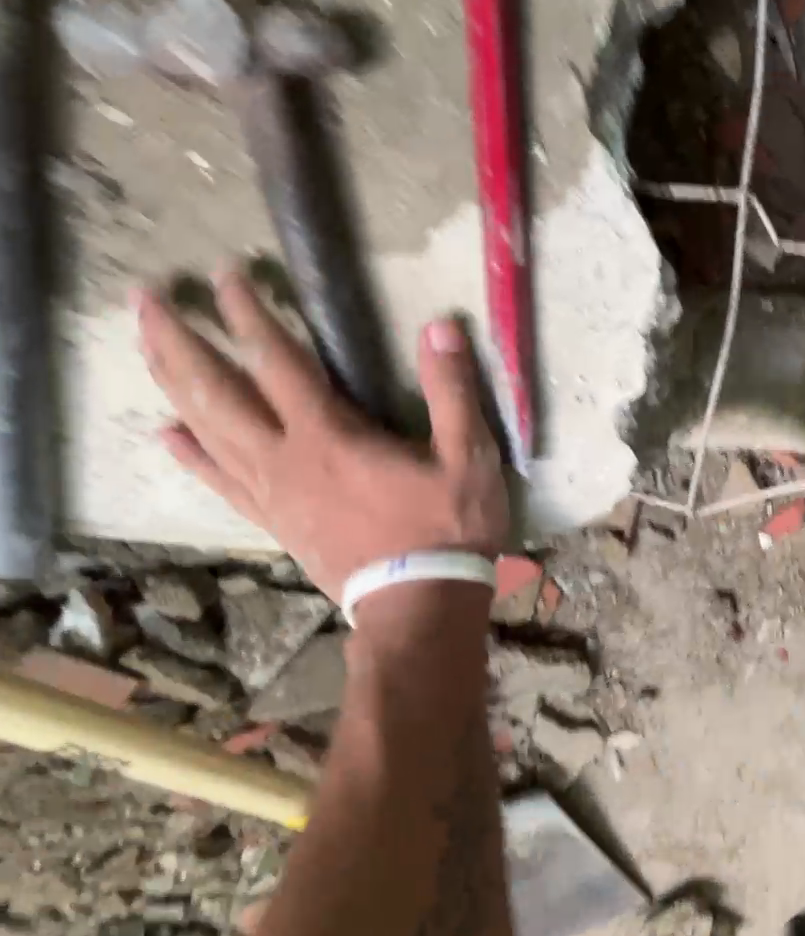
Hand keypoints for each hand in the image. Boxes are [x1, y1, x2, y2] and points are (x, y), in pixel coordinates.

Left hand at [136, 266, 509, 604]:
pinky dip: (190, 454)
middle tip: (147, 299)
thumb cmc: (449, 527)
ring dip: (171, 382)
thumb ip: (452, 392)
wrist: (421, 600)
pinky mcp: (274, 521)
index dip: (250, 315)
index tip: (226, 276)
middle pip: (215, 390)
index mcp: (330, 435)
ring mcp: (271, 491)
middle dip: (180, 340)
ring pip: (206, 428)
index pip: (278, 360)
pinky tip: (168, 434)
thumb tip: (440, 328)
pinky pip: (220, 481)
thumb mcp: (469, 456)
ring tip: (146, 346)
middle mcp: (284, 456)